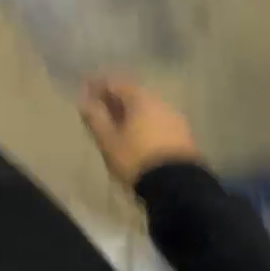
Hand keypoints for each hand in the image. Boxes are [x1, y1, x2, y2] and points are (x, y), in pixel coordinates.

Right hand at [79, 76, 201, 186]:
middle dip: (114, 97)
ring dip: (130, 110)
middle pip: (132, 92)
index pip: (114, 82)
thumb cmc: (137, 159)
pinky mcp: (184, 134)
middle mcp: (159, 101)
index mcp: (139, 98)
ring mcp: (175, 117)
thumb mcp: (108, 140)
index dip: (97, 84)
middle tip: (98, 107)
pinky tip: (136, 134)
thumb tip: (84, 101)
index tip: (84, 90)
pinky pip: (157, 119)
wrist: (180, 188)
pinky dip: (144, 121)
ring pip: (146, 106)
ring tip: (116, 122)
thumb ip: (95, 117)